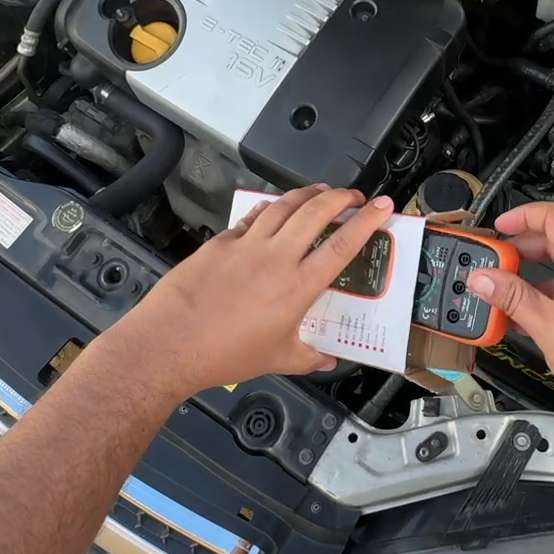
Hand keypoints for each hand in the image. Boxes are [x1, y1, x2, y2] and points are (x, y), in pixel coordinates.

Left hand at [107, 186, 394, 398]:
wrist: (170, 343)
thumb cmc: (224, 355)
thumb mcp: (277, 360)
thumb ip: (309, 357)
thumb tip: (328, 360)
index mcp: (298, 286)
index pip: (343, 244)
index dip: (368, 220)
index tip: (383, 205)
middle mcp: (277, 258)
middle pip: (316, 211)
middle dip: (341, 196)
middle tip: (355, 195)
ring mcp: (247, 245)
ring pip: (284, 205)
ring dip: (308, 194)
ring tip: (322, 192)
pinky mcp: (221, 242)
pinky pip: (253, 217)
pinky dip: (271, 208)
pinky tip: (276, 208)